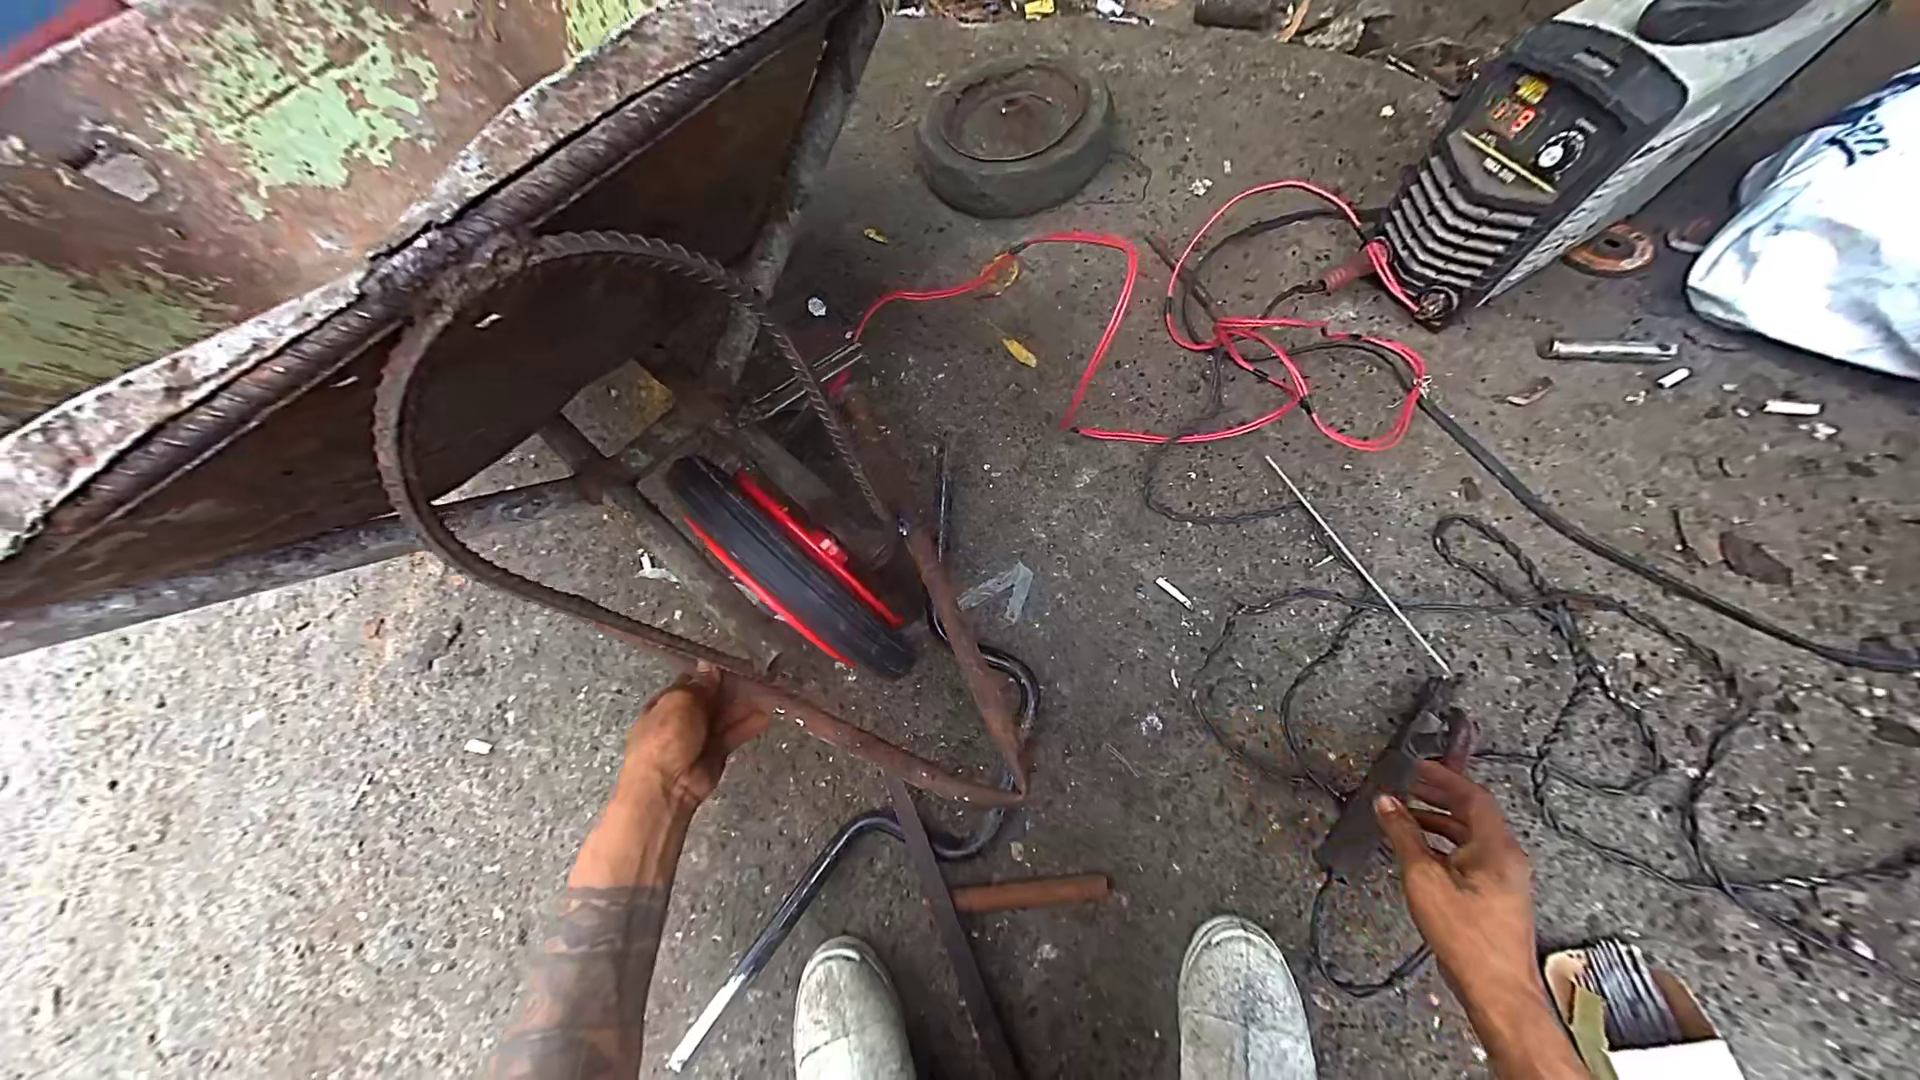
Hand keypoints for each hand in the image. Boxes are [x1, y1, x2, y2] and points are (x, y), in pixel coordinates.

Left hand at [617, 663, 770, 809]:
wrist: (667, 787)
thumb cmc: (664, 739)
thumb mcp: (680, 701)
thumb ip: (700, 684)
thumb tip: (709, 667)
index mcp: (665, 704)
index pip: (690, 684)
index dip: (710, 674)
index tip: (732, 665)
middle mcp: (681, 720)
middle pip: (711, 700)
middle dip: (732, 690)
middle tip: (755, 679)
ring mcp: (699, 737)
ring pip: (725, 717)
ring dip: (744, 706)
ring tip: (767, 694)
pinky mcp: (716, 753)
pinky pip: (733, 735)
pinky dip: (748, 726)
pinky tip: (764, 716)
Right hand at [1374, 761, 1538, 1001]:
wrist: (1495, 988)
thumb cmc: (1467, 935)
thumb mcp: (1422, 875)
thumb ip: (1403, 833)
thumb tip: (1387, 803)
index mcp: (1496, 848)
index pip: (1473, 796)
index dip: (1443, 776)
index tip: (1418, 765)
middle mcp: (1506, 859)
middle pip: (1473, 813)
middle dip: (1438, 794)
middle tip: (1407, 782)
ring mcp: (1502, 878)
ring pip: (1469, 833)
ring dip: (1437, 818)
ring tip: (1405, 812)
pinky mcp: (1493, 893)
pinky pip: (1468, 853)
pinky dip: (1441, 840)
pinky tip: (1417, 846)